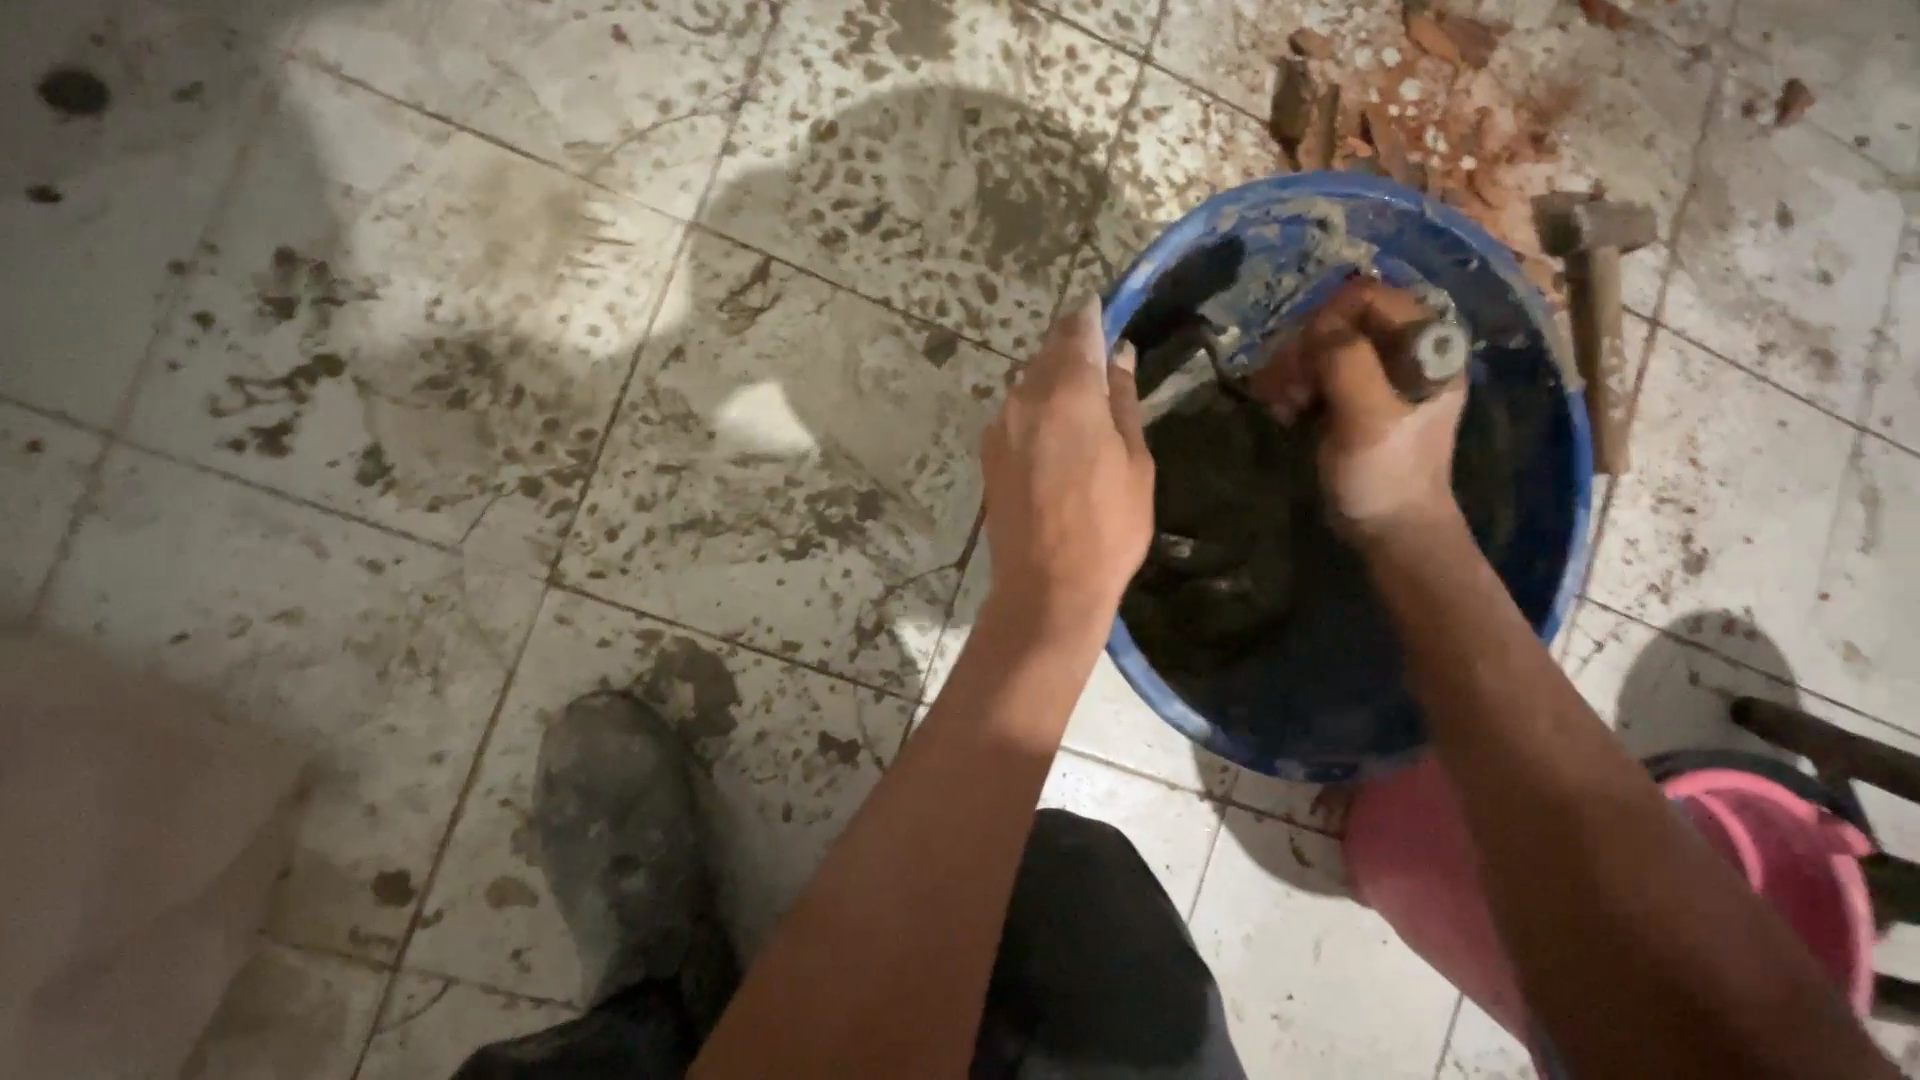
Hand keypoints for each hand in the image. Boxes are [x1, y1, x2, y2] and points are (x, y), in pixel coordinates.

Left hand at [981, 296, 1154, 623]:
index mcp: (1067, 392)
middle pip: (1048, 353)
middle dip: (1073, 348)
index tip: (1105, 310)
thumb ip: (1123, 401)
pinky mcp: (988, 453)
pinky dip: (1036, 409)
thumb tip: (1118, 354)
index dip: (1092, 316)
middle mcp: (1024, 398)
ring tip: (1083, 405)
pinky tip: (1057, 436)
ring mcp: (1000, 426)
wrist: (1047, 587)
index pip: (1076, 330)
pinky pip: (1015, 413)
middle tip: (1101, 361)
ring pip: (1028, 383)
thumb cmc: (1108, 528)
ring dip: (1053, 380)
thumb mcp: (1134, 462)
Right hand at [1250, 278, 1465, 536]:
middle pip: (1337, 318)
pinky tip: (1282, 411)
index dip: (1326, 322)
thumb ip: (1348, 363)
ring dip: (1290, 370)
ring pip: (1318, 344)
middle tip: (1288, 392)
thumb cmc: (1387, 476)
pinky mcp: (1351, 395)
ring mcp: (1376, 373)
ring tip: (1281, 405)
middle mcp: (1404, 349)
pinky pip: (1312, 369)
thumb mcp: (1370, 419)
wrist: (1390, 531)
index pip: (1366, 296)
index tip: (1306, 364)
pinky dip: (1290, 385)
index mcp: (1428, 344)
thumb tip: (1316, 329)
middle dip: (1303, 350)